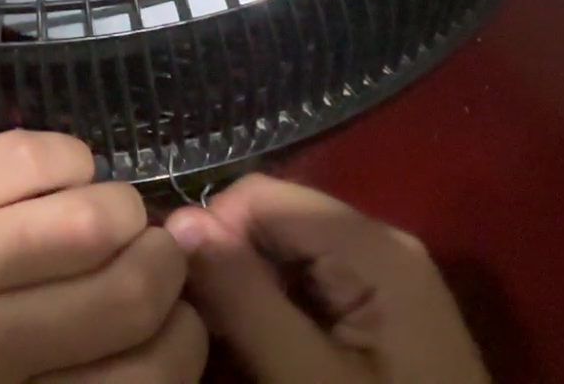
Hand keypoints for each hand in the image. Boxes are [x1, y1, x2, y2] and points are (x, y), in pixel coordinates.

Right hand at [165, 175, 486, 383]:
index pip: (263, 196)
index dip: (213, 229)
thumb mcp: (308, 380)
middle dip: (230, 259)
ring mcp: (385, 277)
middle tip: (200, 320)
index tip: (179, 286)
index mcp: (375, 248)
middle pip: (277, 220)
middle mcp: (381, 244)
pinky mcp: (381, 310)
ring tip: (225, 336)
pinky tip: (260, 346)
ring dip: (248, 286)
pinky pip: (309, 282)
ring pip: (287, 252)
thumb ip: (244, 297)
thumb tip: (178, 220)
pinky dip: (275, 305)